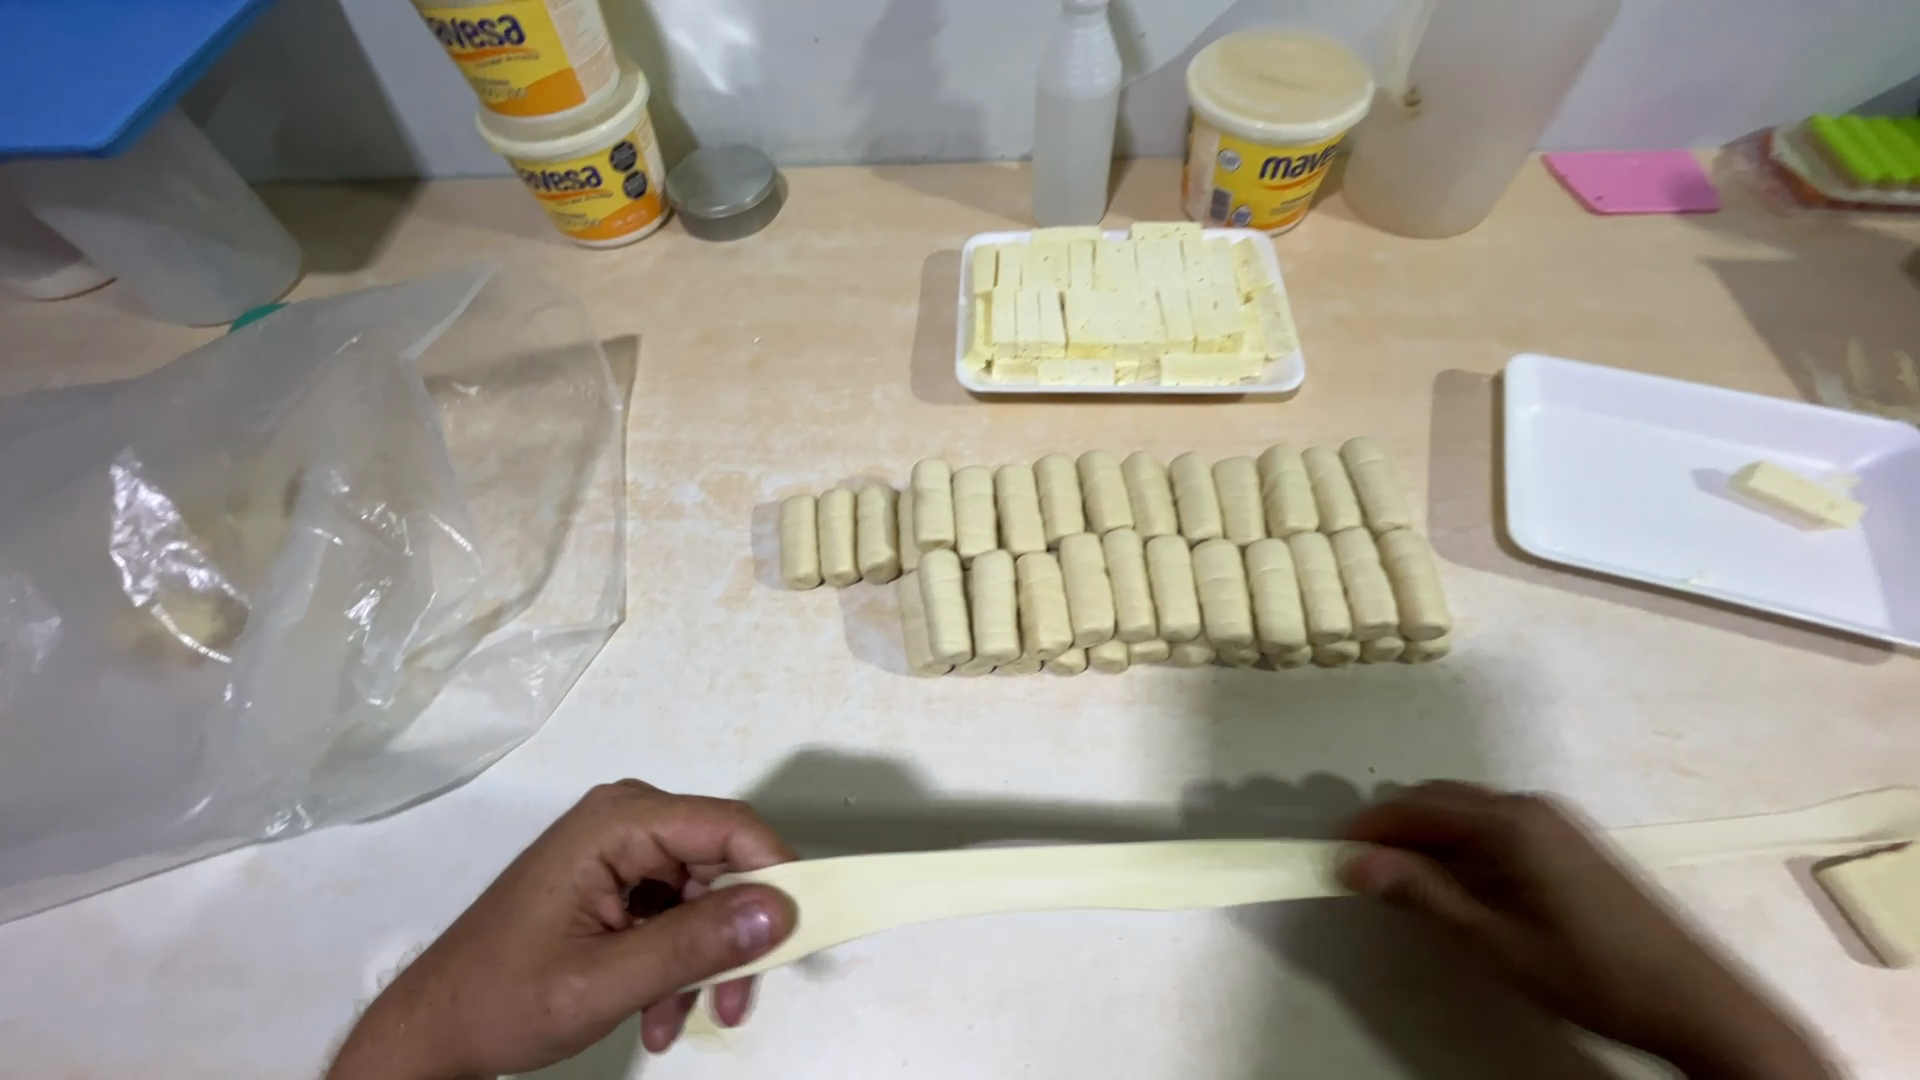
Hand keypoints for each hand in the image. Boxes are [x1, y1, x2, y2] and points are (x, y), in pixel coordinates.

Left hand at [328, 781, 797, 1079]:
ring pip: (704, 892)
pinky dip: (678, 959)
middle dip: (733, 934)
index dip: (775, 872)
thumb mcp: (602, 983)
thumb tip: (781, 911)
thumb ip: (694, 945)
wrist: (425, 1038)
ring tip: (680, 1021)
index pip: (728, 827)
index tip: (800, 934)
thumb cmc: (501, 1002)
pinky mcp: (618, 876)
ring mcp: (623, 846)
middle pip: (720, 862)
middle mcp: (630, 818)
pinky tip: (658, 1012)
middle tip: (735, 1002)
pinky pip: (676, 907)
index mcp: (622, 820)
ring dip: (703, 959)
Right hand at [1340, 782, 1835, 1079]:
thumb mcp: (1496, 941)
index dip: (1370, 826)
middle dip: (1395, 827)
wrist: (1705, 1009)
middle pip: (1436, 798)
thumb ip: (1423, 893)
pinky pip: (1491, 821)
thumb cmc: (1593, 974)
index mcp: (1509, 823)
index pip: (1415, 806)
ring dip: (1426, 833)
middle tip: (1366, 867)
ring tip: (1405, 877)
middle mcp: (1528, 806)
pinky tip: (1458, 879)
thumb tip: (1352, 863)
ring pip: (1463, 809)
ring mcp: (1552, 820)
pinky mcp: (1567, 839)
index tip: (1336, 851)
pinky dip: (1458, 840)